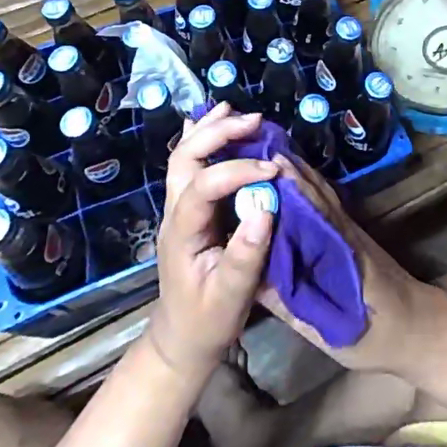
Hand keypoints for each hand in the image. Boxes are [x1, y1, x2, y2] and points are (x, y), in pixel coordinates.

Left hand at [145, 103, 278, 381]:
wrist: (182, 337)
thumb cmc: (207, 320)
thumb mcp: (231, 297)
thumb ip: (246, 256)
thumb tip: (265, 209)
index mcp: (181, 231)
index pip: (203, 186)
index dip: (236, 172)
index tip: (272, 171)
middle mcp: (174, 210)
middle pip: (185, 158)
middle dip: (216, 134)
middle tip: (252, 121)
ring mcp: (177, 206)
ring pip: (184, 156)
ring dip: (208, 130)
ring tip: (233, 109)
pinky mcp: (188, 207)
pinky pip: (189, 165)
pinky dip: (202, 140)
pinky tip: (210, 122)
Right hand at [257, 154, 437, 375]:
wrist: (419, 330)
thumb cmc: (373, 335)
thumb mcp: (327, 330)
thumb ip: (288, 303)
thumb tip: (247, 275)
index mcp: (336, 247)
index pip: (307, 204)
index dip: (282, 183)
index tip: (252, 164)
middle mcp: (341, 227)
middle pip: (310, 187)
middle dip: (280, 168)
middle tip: (247, 147)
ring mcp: (346, 226)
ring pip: (316, 188)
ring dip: (291, 170)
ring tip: (260, 153)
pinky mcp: (348, 231)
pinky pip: (321, 199)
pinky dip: (302, 183)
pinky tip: (285, 177)